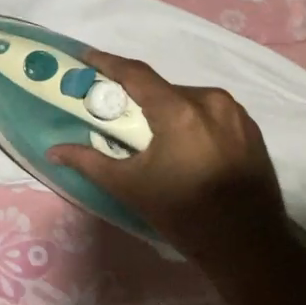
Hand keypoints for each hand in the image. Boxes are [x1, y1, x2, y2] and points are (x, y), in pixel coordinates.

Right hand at [47, 50, 289, 266]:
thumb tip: (54, 150)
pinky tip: (183, 146)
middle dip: (137, 96)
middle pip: (163, 88)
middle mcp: (211, 102)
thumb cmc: (185, 215)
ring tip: (150, 134)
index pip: (136, 74)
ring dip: (166, 110)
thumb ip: (90, 162)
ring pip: (189, 100)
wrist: (250, 247)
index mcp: (180, 111)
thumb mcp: (130, 188)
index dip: (107, 63)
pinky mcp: (251, 130)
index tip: (85, 56)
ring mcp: (236, 115)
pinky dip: (192, 121)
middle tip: (116, 112)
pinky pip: (212, 113)